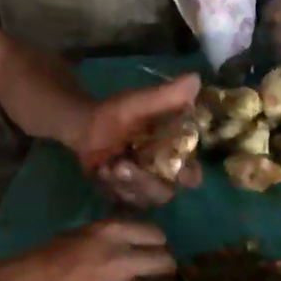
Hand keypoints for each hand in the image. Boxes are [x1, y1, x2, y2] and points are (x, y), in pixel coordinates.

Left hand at [69, 74, 202, 208]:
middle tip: (122, 166)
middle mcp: (163, 178)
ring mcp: (142, 190)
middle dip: (145, 182)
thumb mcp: (140, 103)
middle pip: (164, 193)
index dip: (186, 176)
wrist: (84, 126)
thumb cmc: (117, 114)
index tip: (176, 170)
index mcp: (175, 158)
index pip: (191, 176)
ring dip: (125, 185)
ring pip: (142, 200)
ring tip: (108, 167)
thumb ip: (168, 97)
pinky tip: (101, 172)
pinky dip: (111, 188)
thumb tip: (195, 79)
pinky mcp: (123, 196)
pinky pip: (122, 202)